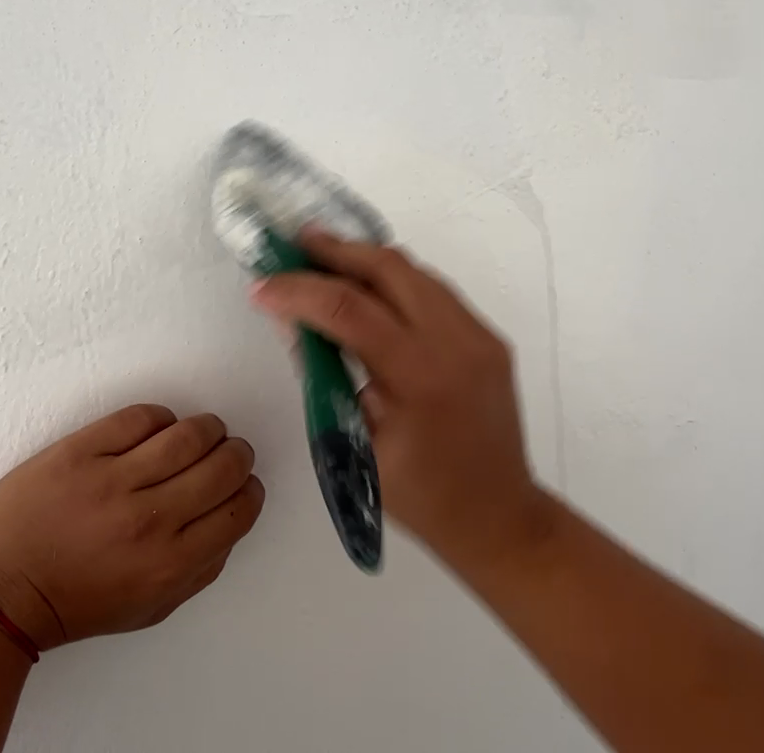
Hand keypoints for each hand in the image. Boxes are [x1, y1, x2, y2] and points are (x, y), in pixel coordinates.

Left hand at [0, 404, 265, 650]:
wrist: (3, 589)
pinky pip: (138, 417)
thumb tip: (229, 521)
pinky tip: (158, 428)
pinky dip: (160, 417)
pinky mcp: (80, 450)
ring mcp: (112, 479)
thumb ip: (199, 570)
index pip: (236, 511)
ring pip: (186, 435)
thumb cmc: (77, 603)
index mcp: (170, 563)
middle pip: (220, 467)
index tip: (243, 483)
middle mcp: (149, 519)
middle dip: (235, 454)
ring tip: (203, 431)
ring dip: (207, 429)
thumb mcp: (151, 608)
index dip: (249, 490)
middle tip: (229, 451)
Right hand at [249, 228, 547, 566]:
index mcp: (422, 377)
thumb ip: (326, 377)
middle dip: (335, 251)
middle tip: (293, 244)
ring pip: (415, 271)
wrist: (500, 518)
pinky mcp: (488, 339)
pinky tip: (366, 288)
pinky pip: (434, 291)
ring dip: (365, 260)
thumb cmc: (422, 498)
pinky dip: (394, 280)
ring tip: (322, 257)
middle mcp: (458, 343)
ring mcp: (479, 336)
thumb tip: (292, 323)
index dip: (300, 292)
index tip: (262, 288)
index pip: (350, 310)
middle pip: (389, 269)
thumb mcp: (357, 446)